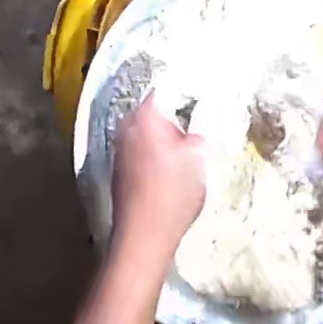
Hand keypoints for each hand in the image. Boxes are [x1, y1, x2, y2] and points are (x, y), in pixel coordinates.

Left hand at [112, 96, 205, 261]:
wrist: (143, 237)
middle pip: (155, 109)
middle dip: (175, 112)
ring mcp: (119, 148)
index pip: (165, 88)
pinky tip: (171, 164)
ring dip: (165, 133)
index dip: (185, 87)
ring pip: (147, 130)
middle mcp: (126, 126)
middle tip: (198, 117)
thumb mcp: (197, 158)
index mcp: (145, 116)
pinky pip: (141, 148)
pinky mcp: (119, 169)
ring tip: (188, 142)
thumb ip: (197, 136)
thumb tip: (194, 134)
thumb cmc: (173, 192)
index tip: (203, 89)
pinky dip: (156, 150)